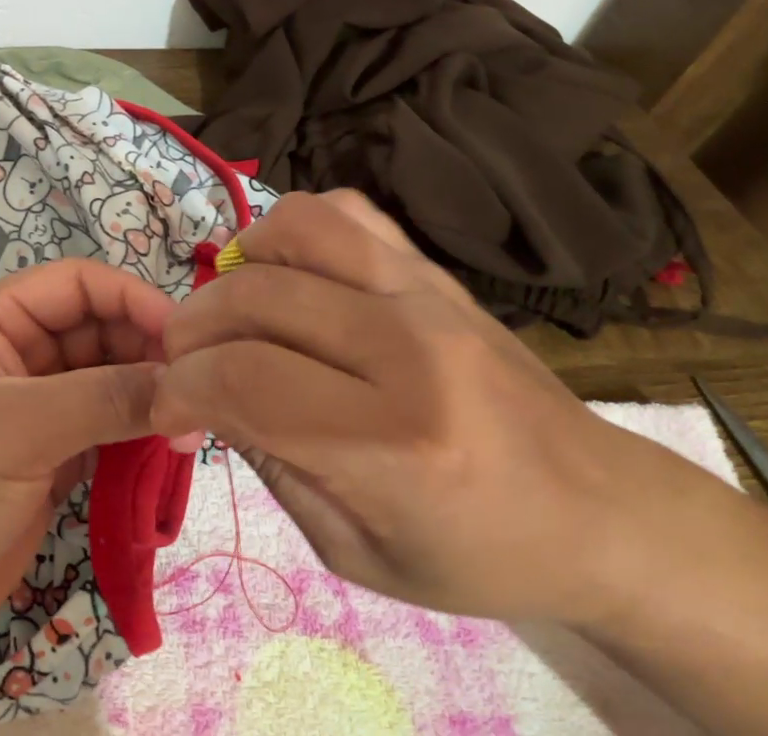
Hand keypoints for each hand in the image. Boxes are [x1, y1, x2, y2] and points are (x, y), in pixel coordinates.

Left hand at [0, 260, 176, 647]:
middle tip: (199, 395)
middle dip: (149, 353)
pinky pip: (109, 429)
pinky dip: (139, 435)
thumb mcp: (16, 429)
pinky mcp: (53, 457)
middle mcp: (20, 353)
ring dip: (149, 396)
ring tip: (189, 429)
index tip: (188, 341)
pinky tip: (169, 451)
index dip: (134, 300)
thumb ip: (104, 398)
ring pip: (111, 380)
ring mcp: (37, 407)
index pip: (80, 284)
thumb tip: (187, 382)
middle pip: (102, 330)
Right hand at [151, 190, 703, 624]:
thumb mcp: (352, 551)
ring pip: (296, 229)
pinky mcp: (439, 273)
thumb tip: (200, 400)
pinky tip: (290, 279)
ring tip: (235, 314)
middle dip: (189, 333)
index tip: (169, 412)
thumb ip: (267, 464)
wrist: (598, 512)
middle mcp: (409, 350)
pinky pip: (347, 213)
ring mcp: (428, 296)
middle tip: (187, 370)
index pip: (240, 378)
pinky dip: (294, 233)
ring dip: (237, 267)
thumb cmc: (476, 554)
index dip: (178, 389)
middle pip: (253, 298)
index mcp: (391, 444)